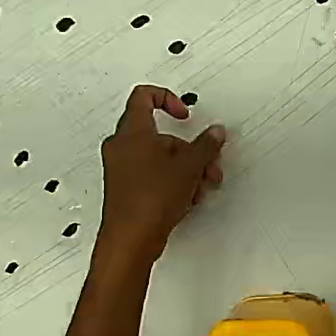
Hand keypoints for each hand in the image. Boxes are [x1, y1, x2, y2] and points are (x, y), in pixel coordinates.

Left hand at [96, 85, 224, 264]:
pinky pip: (151, 175)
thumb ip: (205, 145)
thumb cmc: (147, 201)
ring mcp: (121, 168)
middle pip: (159, 134)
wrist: (131, 238)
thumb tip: (214, 134)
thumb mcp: (189, 167)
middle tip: (205, 161)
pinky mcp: (125, 188)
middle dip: (188, 149)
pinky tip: (185, 197)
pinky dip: (170, 180)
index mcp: (131, 131)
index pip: (144, 96)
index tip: (184, 114)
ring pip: (158, 157)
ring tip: (198, 185)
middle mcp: (121, 146)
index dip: (168, 99)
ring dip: (183, 168)